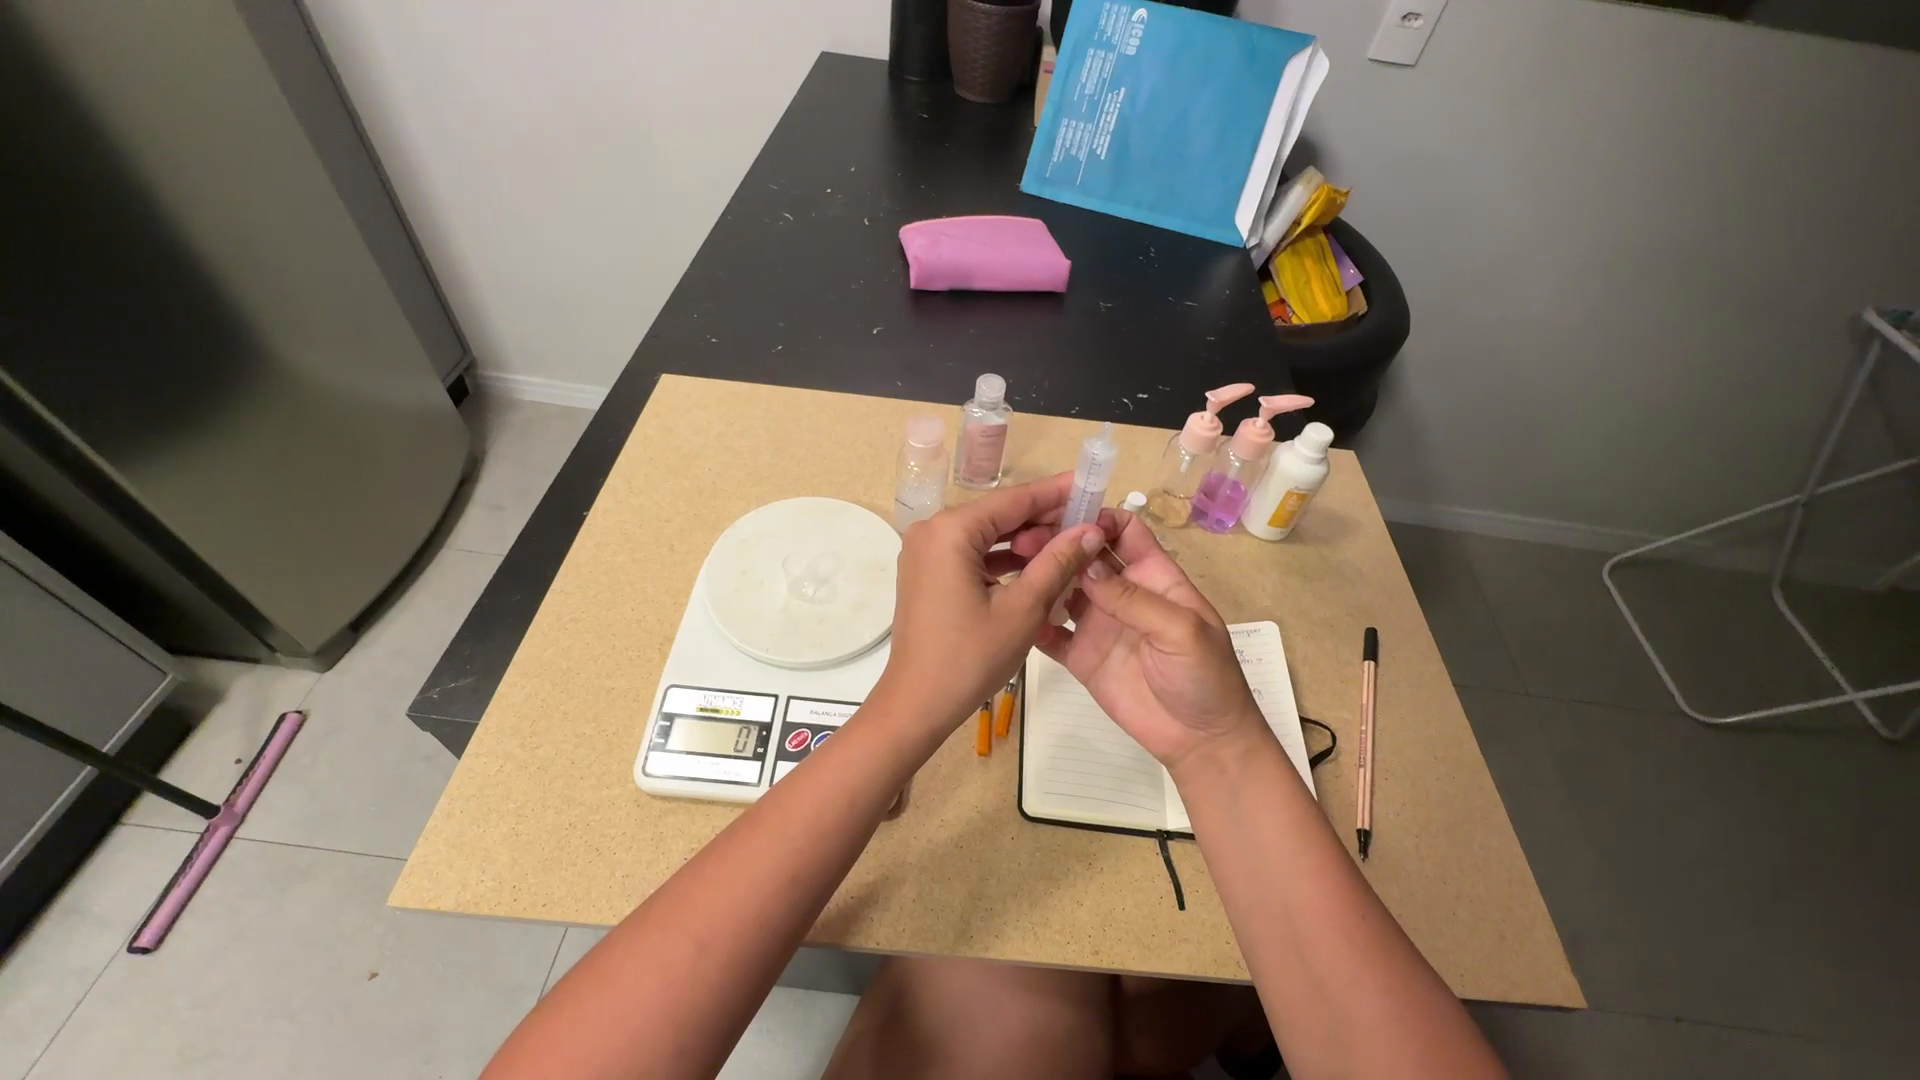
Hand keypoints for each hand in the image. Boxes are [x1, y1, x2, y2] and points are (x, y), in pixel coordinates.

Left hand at [875, 473, 1111, 743]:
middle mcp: (932, 531)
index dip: (1055, 492)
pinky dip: (1003, 560)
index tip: (1090, 483)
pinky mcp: (928, 573)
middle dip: (1043, 519)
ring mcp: (925, 552)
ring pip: (987, 535)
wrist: (917, 703)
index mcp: (950, 531)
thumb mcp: (1023, 609)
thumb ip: (1057, 563)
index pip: (1013, 499)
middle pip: (999, 514)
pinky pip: (972, 554)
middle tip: (1088, 522)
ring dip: (1025, 541)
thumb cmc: (970, 657)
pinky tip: (1037, 567)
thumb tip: (1090, 529)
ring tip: (1070, 546)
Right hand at [1032, 512, 1270, 771]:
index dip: (1097, 519)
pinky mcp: (1081, 656)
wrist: (1201, 739)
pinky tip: (1013, 613)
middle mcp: (1122, 593)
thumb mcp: (1181, 629)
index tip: (1062, 516)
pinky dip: (1033, 622)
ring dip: (1041, 577)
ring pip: (1063, 589)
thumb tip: (1085, 564)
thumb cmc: (1206, 676)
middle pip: (1086, 556)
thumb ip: (1133, 597)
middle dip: (1058, 543)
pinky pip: (1051, 634)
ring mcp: (1099, 624)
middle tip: (1023, 541)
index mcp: (1153, 576)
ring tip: (1009, 569)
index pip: (1124, 532)